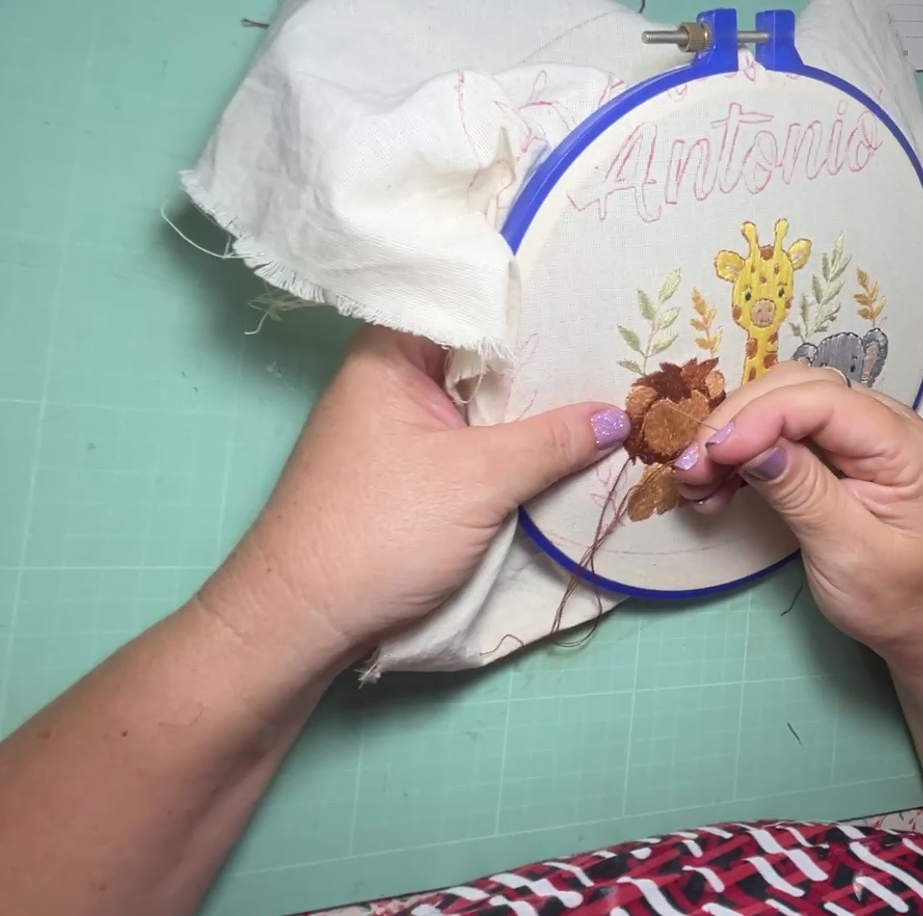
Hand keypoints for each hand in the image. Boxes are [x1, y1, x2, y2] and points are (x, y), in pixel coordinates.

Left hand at [196, 326, 626, 666]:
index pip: (473, 303)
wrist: (301, 625)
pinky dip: (518, 438)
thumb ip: (554, 440)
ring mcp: (405, 424)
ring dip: (536, 404)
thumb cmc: (379, 532)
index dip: (535, 299)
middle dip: (547, 357)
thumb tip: (621, 415)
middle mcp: (396, 376)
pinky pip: (480, 436)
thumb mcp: (478, 479)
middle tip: (616, 346)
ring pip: (486, 400)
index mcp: (392, 351)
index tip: (596, 297)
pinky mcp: (416, 466)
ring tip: (607, 385)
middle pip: (485, 354)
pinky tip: (567, 438)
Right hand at [671, 363, 922, 671]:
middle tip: (692, 467)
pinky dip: (740, 450)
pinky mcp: (831, 446)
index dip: (764, 416)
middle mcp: (883, 422)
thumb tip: (751, 447)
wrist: (911, 621)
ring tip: (696, 479)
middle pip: (798, 388)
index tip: (713, 453)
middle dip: (738, 420)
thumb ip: (803, 493)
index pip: (827, 401)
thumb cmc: (892, 596)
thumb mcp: (847, 553)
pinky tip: (715, 483)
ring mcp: (856, 431)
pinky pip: (777, 429)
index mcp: (904, 445)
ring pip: (780, 401)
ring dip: (732, 433)